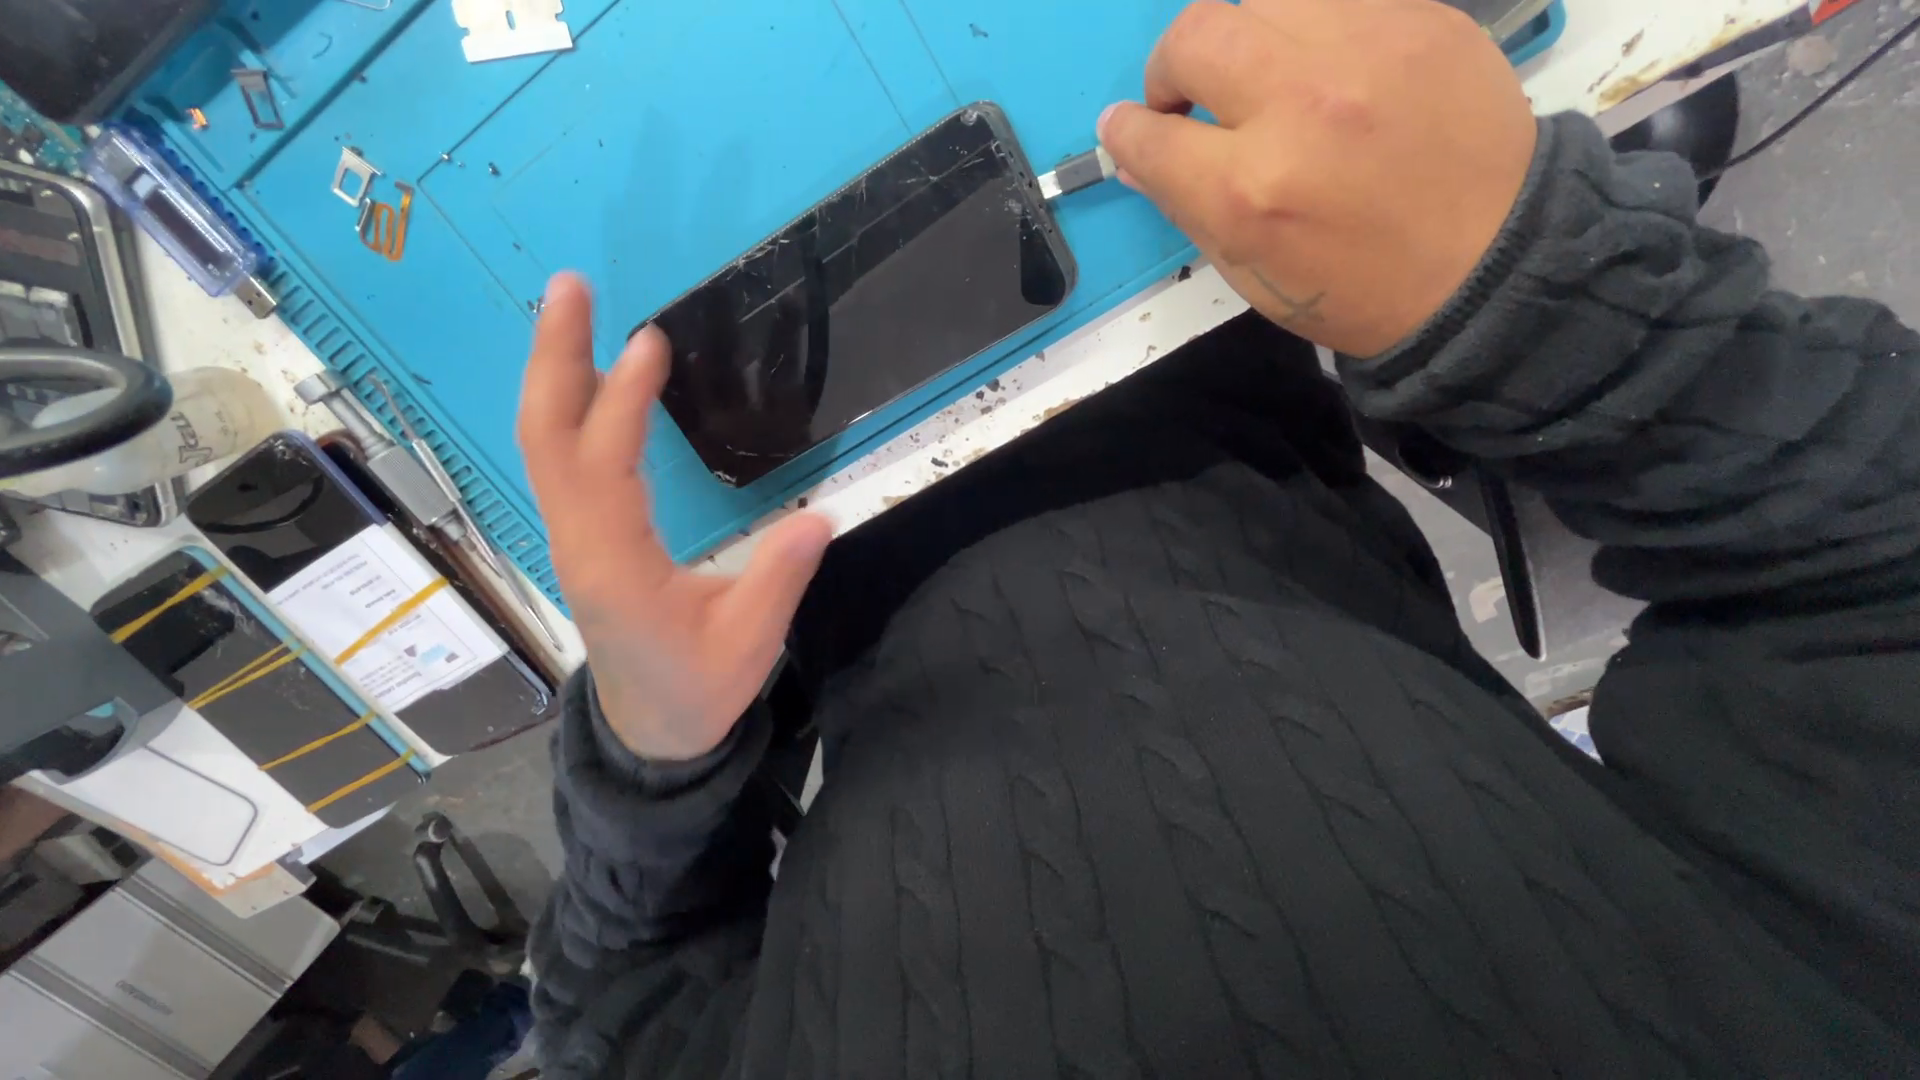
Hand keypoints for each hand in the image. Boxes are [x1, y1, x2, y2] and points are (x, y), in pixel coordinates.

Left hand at [517, 274, 833, 760]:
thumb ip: (778, 579)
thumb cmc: (698, 689)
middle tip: (569, 286)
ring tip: (571, 310)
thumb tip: (819, 517)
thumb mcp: (749, 642)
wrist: (652, 731)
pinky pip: (560, 460)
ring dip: (554, 372)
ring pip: (544, 444)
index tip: (648, 343)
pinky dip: (566, 406)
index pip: (605, 467)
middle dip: (554, 358)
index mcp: (617, 566)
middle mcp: (579, 541)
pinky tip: (585, 375)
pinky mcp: (582, 536)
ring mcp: (573, 537)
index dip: (621, 402)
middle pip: (546, 437)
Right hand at [1100, 0, 1538, 356]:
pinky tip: (1322, 66)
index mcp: (1246, 191)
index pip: (1149, 136)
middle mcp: (1296, 105)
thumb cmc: (1354, 290)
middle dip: (1169, 70)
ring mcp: (1362, 49)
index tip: (1128, 130)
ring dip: (1241, 39)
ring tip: (1261, 77)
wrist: (1488, 267)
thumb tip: (1142, 152)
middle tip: (1187, 99)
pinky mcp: (1417, 15)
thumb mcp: (1250, 272)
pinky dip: (1305, 26)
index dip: (1126, 133)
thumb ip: (1188, 205)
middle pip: (1192, 38)